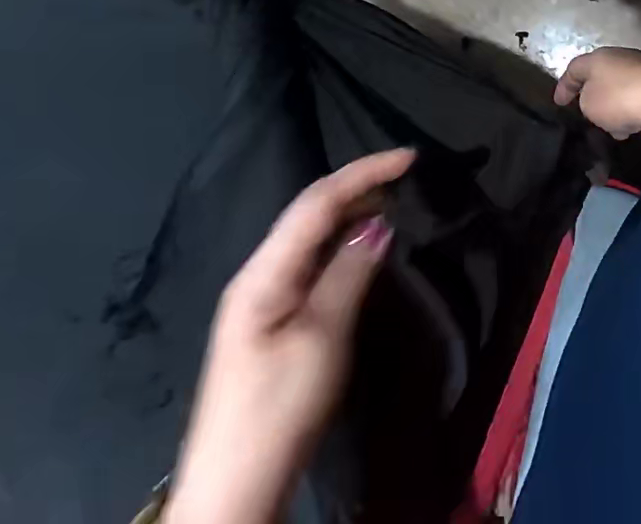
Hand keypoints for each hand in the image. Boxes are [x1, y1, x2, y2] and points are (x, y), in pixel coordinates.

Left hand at [163, 148, 413, 523]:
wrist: (233, 483)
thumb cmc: (277, 410)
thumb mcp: (319, 341)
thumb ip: (346, 276)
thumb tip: (378, 224)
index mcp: (264, 268)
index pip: (316, 201)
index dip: (362, 173)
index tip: (407, 156)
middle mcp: (260, 269)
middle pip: (310, 213)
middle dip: (357, 187)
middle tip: (406, 177)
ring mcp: (263, 293)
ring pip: (311, 236)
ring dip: (350, 214)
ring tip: (394, 200)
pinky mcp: (272, 316)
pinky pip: (310, 262)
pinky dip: (340, 246)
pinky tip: (363, 247)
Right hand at [555, 46, 640, 138]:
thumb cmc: (619, 99)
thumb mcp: (589, 106)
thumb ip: (586, 103)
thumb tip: (599, 104)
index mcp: (596, 58)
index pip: (573, 69)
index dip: (563, 87)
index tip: (559, 103)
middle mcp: (620, 56)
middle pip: (601, 77)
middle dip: (595, 99)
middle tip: (593, 117)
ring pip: (623, 87)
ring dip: (618, 108)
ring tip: (621, 129)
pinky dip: (637, 109)